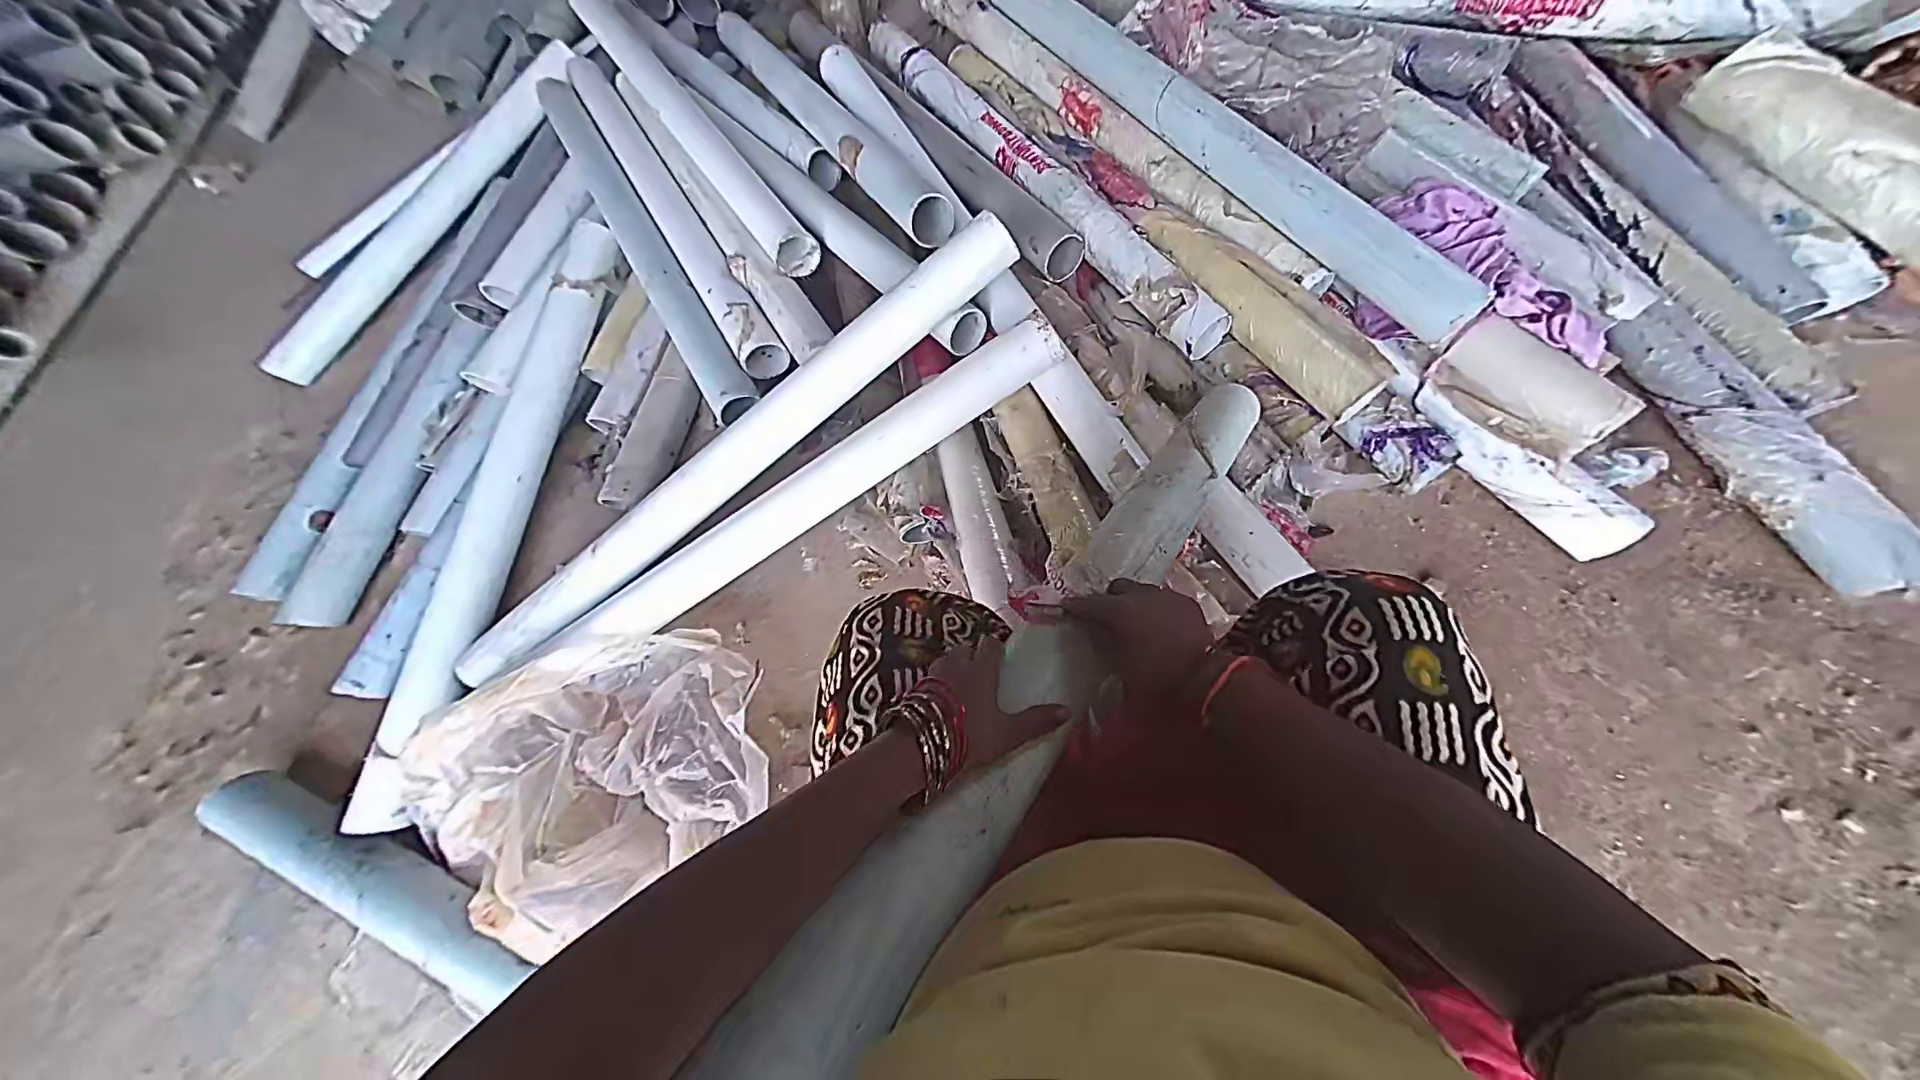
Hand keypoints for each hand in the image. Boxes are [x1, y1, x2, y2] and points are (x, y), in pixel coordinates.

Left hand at [926, 638, 1068, 772]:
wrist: (920, 745)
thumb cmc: (969, 735)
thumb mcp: (1007, 733)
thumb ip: (1035, 722)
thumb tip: (1066, 711)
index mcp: (980, 670)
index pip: (990, 645)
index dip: (996, 646)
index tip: (1000, 651)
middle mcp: (956, 666)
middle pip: (964, 649)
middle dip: (971, 654)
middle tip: (980, 669)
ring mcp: (932, 675)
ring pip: (945, 661)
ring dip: (952, 667)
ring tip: (960, 683)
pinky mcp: (915, 689)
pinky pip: (930, 679)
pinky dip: (937, 684)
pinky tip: (940, 699)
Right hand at [1062, 579, 1214, 697]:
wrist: (1203, 675)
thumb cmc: (1156, 675)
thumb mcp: (1119, 664)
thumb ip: (1101, 640)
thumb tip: (1091, 627)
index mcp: (1119, 610)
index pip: (1089, 603)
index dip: (1076, 606)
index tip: (1067, 608)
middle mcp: (1141, 595)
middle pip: (1116, 587)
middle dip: (1108, 598)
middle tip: (1105, 615)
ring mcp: (1165, 595)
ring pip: (1141, 590)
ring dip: (1133, 601)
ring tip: (1134, 620)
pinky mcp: (1186, 601)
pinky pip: (1163, 598)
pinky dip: (1156, 607)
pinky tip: (1159, 623)